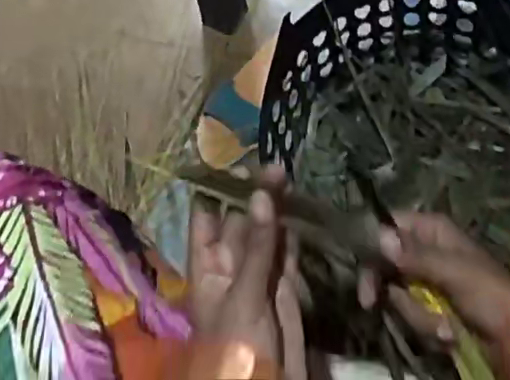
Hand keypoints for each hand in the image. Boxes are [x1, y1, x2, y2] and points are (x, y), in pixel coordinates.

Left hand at [187, 168, 304, 378]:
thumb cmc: (236, 348)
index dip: (219, 187)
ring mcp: (258, 275)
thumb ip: (257, 246)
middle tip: (277, 166)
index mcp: (206, 264)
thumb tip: (261, 192)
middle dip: (255, 192)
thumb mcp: (244, 297)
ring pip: (266, 232)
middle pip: (241, 219)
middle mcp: (230, 264)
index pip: (207, 213)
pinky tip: (303, 208)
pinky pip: (287, 252)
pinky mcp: (284, 288)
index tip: (238, 161)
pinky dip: (295, 231)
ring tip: (290, 178)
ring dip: (277, 207)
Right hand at [360, 214, 509, 345]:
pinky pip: (414, 317)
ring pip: (400, 297)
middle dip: (397, 296)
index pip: (386, 227)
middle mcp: (424, 250)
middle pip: (386, 265)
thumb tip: (378, 237)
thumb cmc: (489, 293)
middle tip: (374, 307)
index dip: (371, 248)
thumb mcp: (452, 272)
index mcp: (429, 229)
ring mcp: (428, 281)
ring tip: (445, 329)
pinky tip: (449, 337)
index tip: (362, 276)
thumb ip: (414, 256)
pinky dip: (429, 331)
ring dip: (419, 318)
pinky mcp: (433, 309)